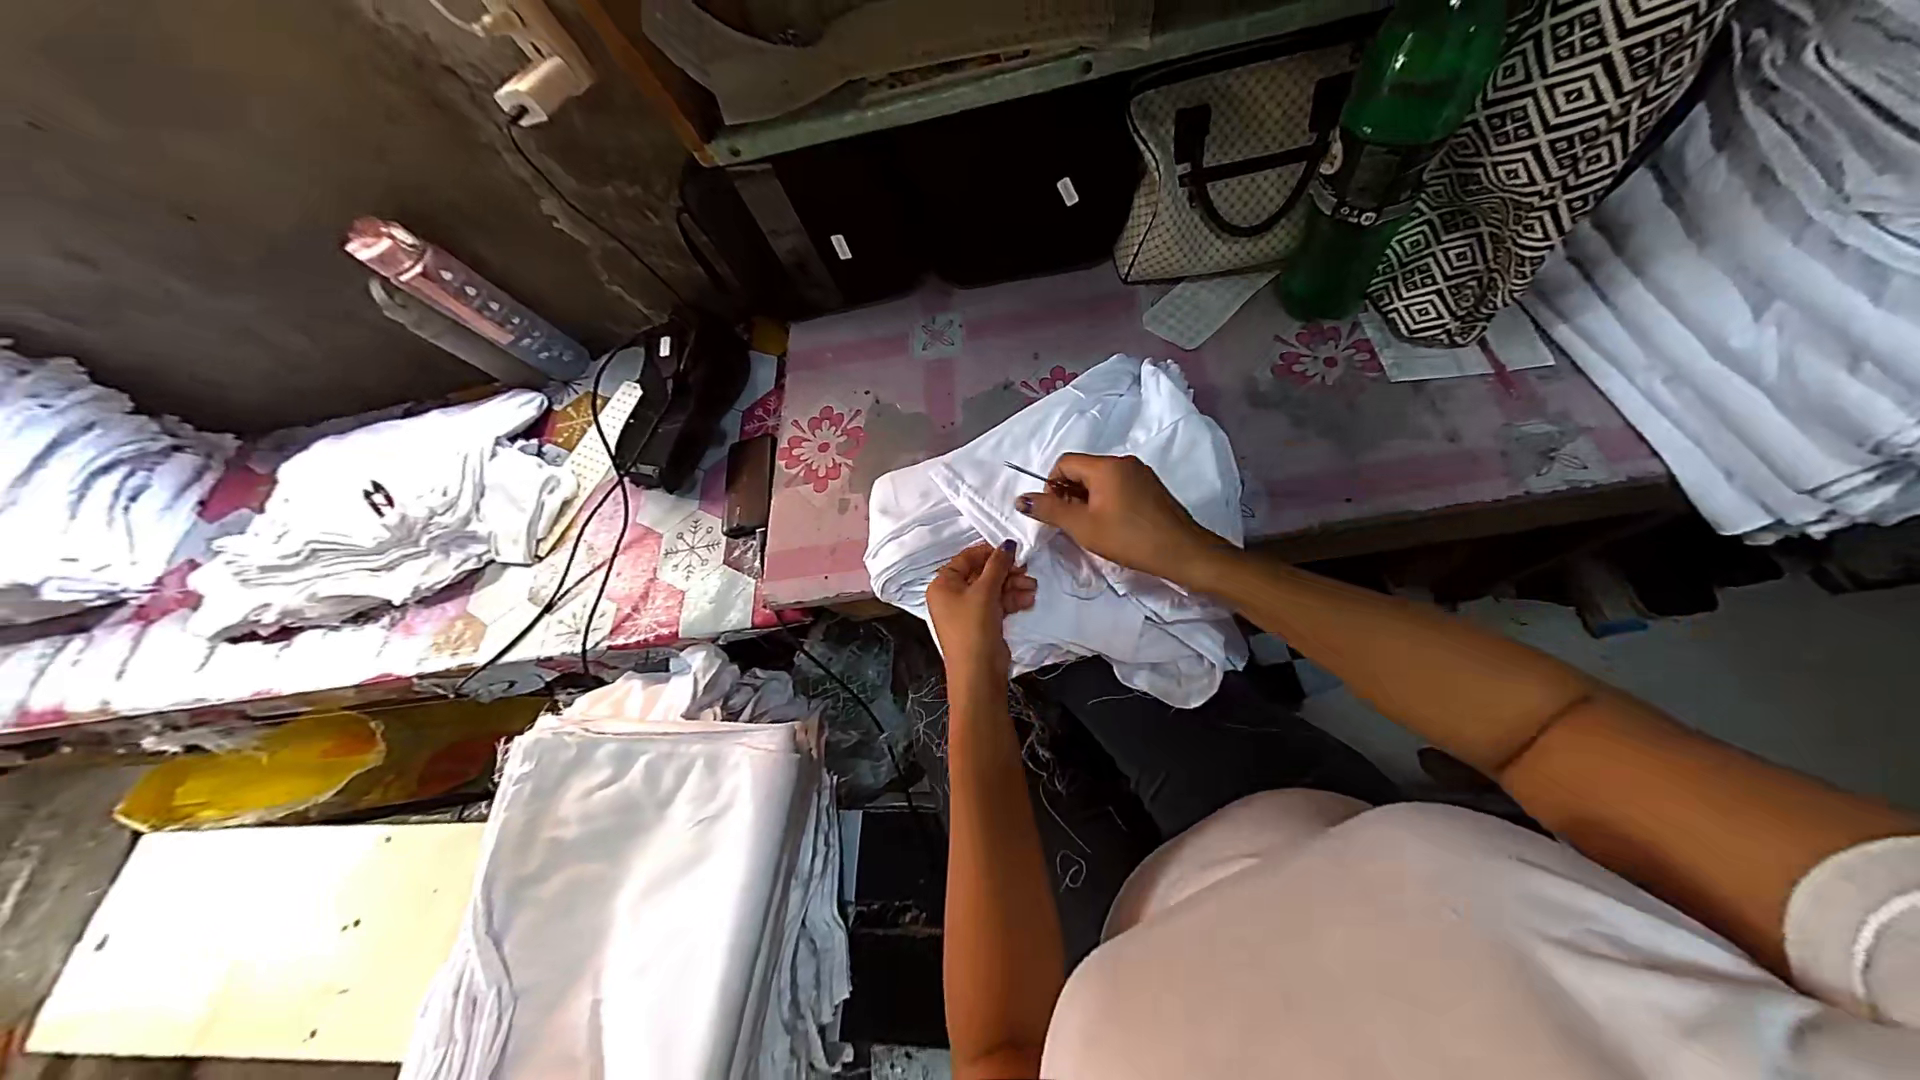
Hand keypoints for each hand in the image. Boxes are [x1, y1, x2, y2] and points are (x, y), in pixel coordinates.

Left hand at [926, 541, 1036, 687]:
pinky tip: (1028, 599)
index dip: (989, 553)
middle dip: (1006, 572)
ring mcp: (967, 610)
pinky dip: (1012, 600)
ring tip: (1032, 587)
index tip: (1011, 550)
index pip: (966, 559)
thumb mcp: (985, 590)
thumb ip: (998, 564)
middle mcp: (952, 596)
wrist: (978, 671)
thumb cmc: (973, 627)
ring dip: (1013, 586)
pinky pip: (997, 604)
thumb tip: (1007, 544)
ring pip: (992, 589)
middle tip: (1025, 569)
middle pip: (981, 574)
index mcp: (942, 584)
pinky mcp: (982, 623)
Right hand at [1015, 453, 1228, 585]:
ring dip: (1087, 499)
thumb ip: (1049, 510)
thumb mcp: (1082, 526)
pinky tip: (1111, 525)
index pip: (1064, 463)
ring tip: (1090, 527)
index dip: (1051, 486)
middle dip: (1068, 494)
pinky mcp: (1151, 488)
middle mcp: (1124, 462)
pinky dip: (1105, 501)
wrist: (1182, 552)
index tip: (1055, 513)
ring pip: (1100, 480)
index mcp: (1106, 466)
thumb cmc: (1129, 538)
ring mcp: (1140, 474)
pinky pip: (1118, 486)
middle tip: (1071, 523)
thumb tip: (1021, 500)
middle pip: (1082, 470)